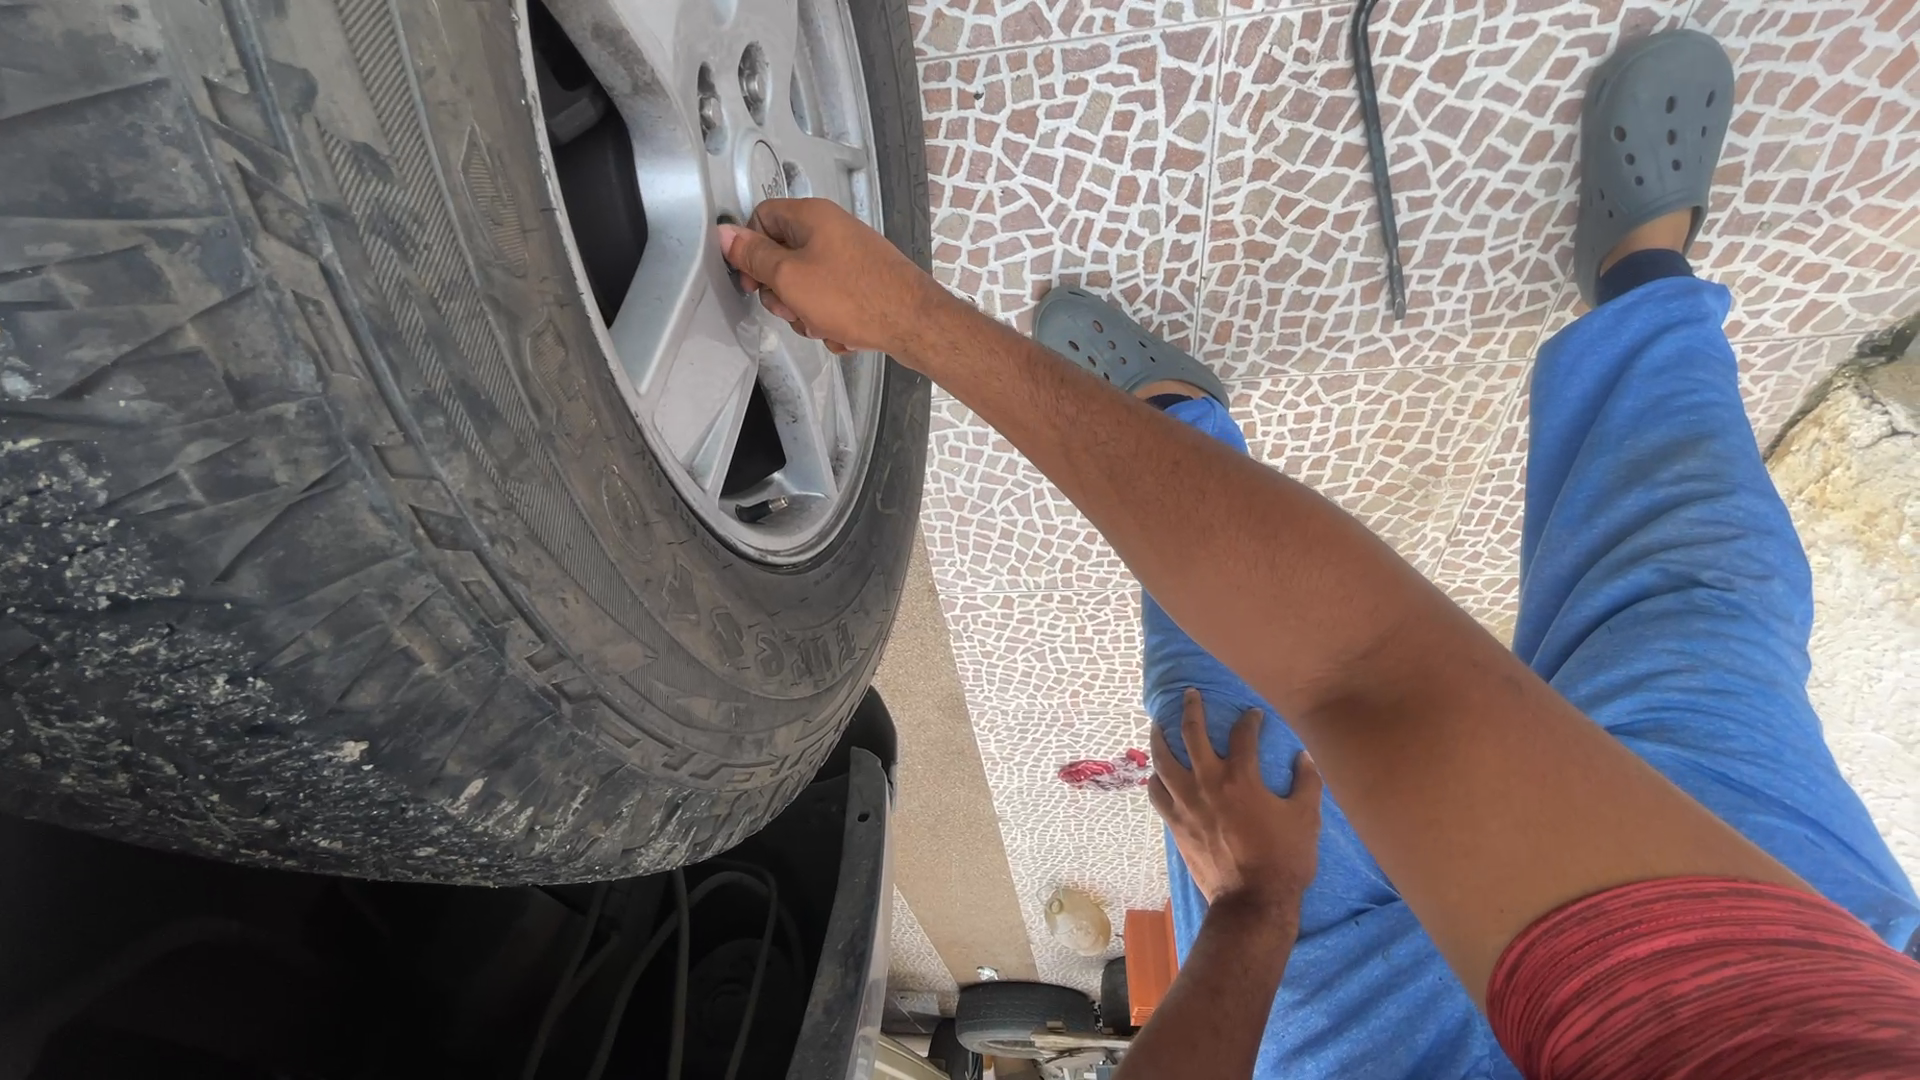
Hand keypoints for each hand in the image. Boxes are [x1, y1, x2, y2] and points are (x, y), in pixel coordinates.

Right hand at [717, 198, 962, 360]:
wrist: (914, 324)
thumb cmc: (853, 298)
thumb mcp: (790, 277)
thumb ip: (754, 256)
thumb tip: (724, 234)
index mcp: (812, 216)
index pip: (761, 219)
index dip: (750, 252)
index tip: (752, 283)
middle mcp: (833, 231)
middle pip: (784, 259)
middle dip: (783, 293)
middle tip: (795, 310)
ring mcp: (852, 260)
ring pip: (808, 288)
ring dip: (808, 315)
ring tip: (825, 326)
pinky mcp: (866, 286)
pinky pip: (834, 304)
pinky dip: (834, 322)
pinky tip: (846, 334)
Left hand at [1150, 689, 1322, 912]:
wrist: (1253, 900)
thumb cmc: (1284, 860)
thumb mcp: (1307, 818)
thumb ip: (1307, 783)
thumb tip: (1305, 756)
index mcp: (1241, 777)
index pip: (1243, 735)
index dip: (1249, 720)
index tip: (1253, 714)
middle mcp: (1207, 781)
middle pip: (1191, 732)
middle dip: (1191, 708)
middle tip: (1189, 694)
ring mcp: (1186, 801)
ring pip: (1163, 758)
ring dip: (1160, 737)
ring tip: (1158, 724)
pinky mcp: (1174, 821)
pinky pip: (1156, 792)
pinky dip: (1155, 778)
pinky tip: (1157, 772)